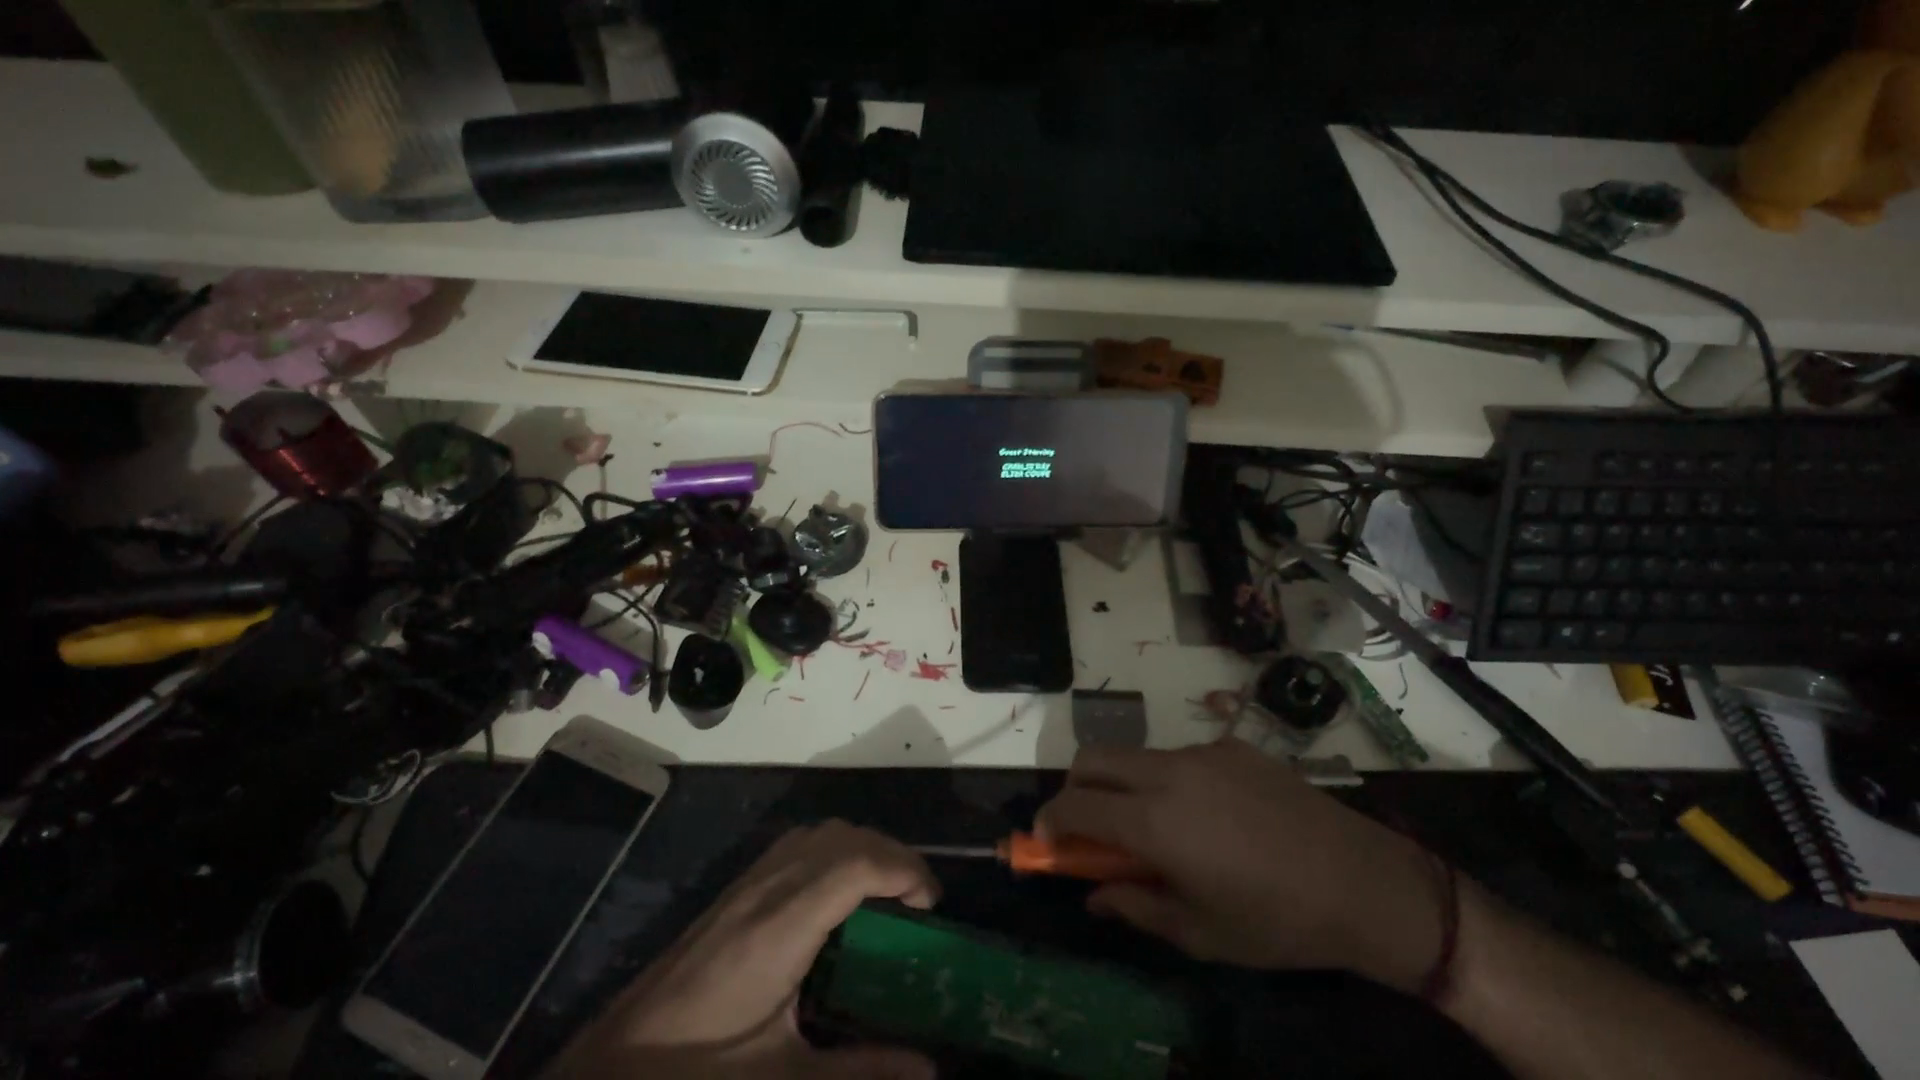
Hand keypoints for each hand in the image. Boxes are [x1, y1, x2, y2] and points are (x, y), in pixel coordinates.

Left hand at [549, 820, 938, 1079]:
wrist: (615, 1064)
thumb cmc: (700, 1069)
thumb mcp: (786, 1079)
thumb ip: (862, 1070)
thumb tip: (931, 1069)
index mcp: (781, 929)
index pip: (856, 866)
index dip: (905, 871)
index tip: (932, 906)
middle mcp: (765, 891)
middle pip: (842, 837)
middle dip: (892, 855)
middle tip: (918, 904)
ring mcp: (746, 886)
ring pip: (817, 834)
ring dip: (861, 849)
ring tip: (884, 897)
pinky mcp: (733, 893)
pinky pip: (795, 847)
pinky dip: (832, 853)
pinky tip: (836, 902)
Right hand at [1035, 739, 1448, 993]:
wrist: (1365, 883)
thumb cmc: (1275, 921)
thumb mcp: (1198, 933)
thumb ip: (1134, 906)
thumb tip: (1095, 894)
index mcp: (1154, 819)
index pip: (1074, 804)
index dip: (1048, 822)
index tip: (1046, 845)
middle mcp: (1170, 772)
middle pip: (1094, 758)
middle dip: (1075, 789)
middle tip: (1089, 831)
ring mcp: (1205, 753)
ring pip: (1138, 756)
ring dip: (1124, 785)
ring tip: (1159, 833)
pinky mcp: (1237, 748)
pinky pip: (1181, 758)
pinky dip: (1168, 782)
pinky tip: (1208, 820)